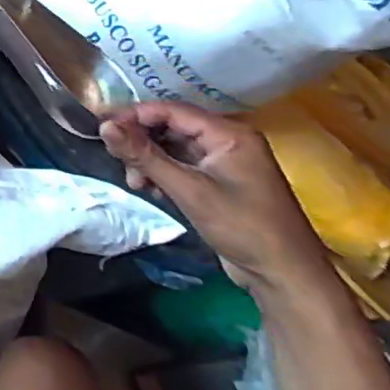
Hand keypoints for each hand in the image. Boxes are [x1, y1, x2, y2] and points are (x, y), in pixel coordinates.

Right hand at [99, 102, 327, 291]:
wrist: (286, 278)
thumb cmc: (243, 227)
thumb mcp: (188, 189)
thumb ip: (144, 155)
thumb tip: (104, 126)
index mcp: (229, 134)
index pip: (171, 110)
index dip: (135, 115)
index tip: (103, 127)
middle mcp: (228, 141)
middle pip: (171, 127)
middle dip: (141, 141)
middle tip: (116, 157)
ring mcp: (225, 163)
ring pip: (173, 147)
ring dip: (149, 161)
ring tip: (135, 181)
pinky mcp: (220, 182)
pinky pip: (182, 165)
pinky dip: (162, 173)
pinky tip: (150, 189)